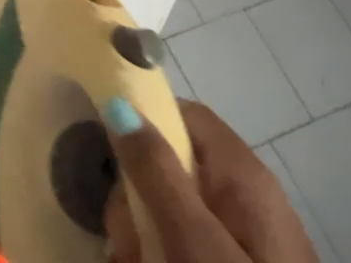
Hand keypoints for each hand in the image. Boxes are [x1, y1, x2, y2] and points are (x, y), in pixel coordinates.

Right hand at [105, 99, 317, 262]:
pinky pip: (184, 242)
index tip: (106, 154)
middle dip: (134, 198)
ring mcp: (241, 236)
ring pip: (168, 208)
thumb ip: (156, 173)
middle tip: (125, 242)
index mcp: (243, 176)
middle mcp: (243, 196)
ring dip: (141, 236)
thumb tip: (120, 104)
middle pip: (169, 163)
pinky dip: (160, 254)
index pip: (183, 115)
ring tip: (134, 262)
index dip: (142, 122)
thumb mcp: (194, 243)